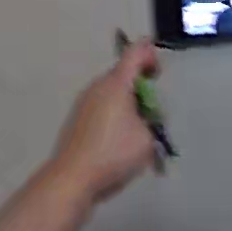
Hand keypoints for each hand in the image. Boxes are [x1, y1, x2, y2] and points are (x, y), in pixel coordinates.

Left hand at [49, 38, 160, 203]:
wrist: (72, 177)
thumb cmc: (113, 153)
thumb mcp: (147, 138)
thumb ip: (152, 119)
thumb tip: (144, 115)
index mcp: (116, 83)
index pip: (134, 53)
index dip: (149, 54)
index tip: (159, 71)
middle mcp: (98, 86)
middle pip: (122, 73)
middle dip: (140, 85)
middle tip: (152, 109)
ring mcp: (84, 101)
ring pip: (111, 91)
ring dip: (126, 102)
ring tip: (138, 129)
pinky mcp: (77, 117)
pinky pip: (101, 106)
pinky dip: (114, 114)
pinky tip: (120, 140)